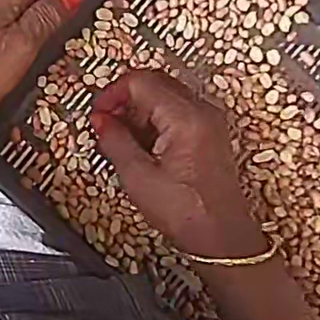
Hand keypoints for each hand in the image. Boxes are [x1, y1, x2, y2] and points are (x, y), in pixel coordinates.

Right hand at [89, 69, 266, 258]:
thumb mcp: (137, 176)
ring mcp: (209, 121)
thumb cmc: (184, 212)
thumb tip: (100, 120)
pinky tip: (143, 148)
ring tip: (122, 141)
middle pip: (155, 83)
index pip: (141, 81)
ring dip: (139, 112)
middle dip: (125, 100)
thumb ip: (115, 140)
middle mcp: (202, 111)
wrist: (221, 237)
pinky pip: (177, 113)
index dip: (113, 93)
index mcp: (186, 117)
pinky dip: (155, 122)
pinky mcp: (209, 134)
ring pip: (165, 96)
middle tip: (105, 124)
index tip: (98, 113)